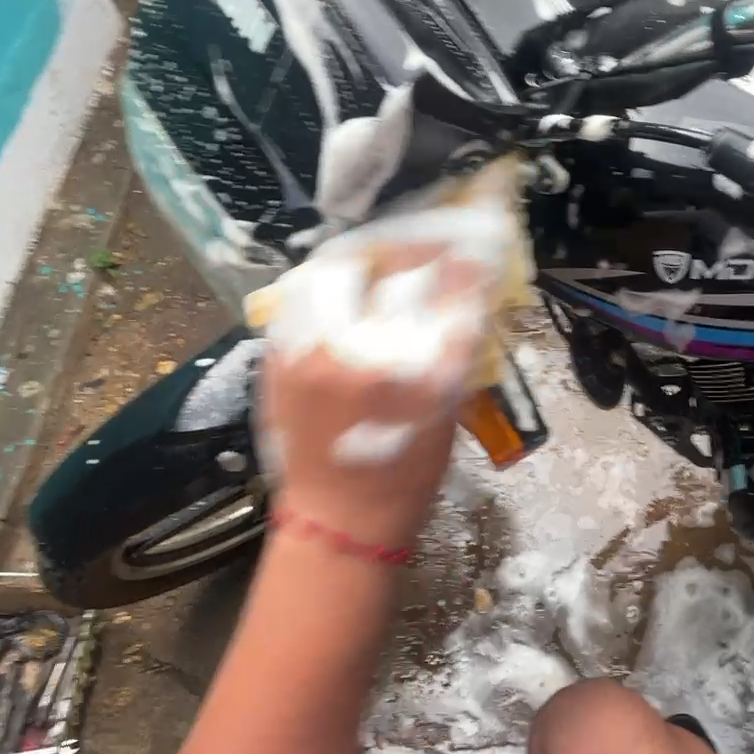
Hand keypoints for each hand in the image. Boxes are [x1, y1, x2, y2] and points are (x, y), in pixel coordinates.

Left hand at [257, 243, 489, 551]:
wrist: (339, 515)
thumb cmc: (407, 474)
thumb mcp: (447, 413)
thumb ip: (453, 349)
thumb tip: (460, 293)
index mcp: (425, 377)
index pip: (454, 291)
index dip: (467, 258)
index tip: (475, 238)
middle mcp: (369, 355)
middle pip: (396, 269)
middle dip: (417, 251)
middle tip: (424, 249)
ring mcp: (315, 351)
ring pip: (339, 269)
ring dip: (366, 259)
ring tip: (377, 263)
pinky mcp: (278, 355)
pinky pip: (301, 295)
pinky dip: (326, 284)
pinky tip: (341, 290)